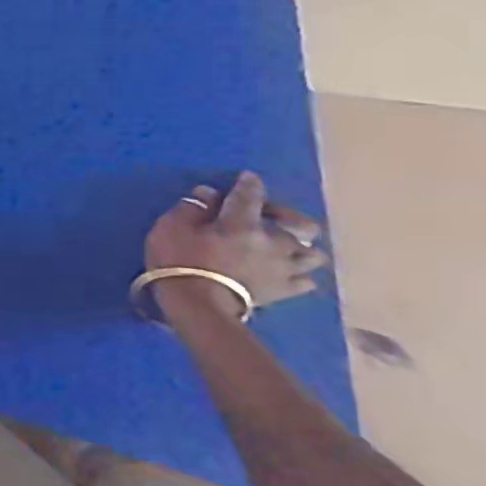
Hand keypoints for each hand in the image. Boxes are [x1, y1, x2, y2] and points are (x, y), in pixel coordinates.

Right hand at [143, 171, 327, 319]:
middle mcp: (273, 242)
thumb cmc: (179, 260)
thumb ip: (192, 207)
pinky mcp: (284, 292)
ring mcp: (284, 269)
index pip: (251, 194)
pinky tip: (287, 271)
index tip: (248, 178)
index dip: (249, 184)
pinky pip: (306, 281)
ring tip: (284, 246)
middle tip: (267, 217)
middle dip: (287, 217)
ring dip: (300, 247)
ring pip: (312, 254)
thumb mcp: (172, 226)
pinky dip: (300, 273)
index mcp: (244, 223)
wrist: (197, 307)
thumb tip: (209, 194)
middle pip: (301, 225)